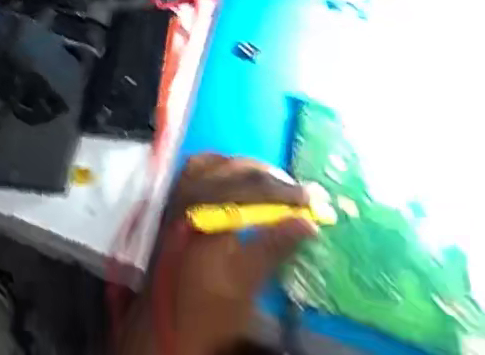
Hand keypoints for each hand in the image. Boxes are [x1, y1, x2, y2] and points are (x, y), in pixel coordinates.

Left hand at [119, 154, 317, 354]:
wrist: (166, 323)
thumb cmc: (207, 306)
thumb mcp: (245, 280)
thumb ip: (273, 246)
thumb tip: (308, 223)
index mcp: (208, 207)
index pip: (255, 187)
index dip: (289, 192)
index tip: (318, 200)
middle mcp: (191, 189)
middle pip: (238, 170)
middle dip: (274, 179)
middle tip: (304, 193)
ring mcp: (178, 189)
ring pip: (218, 162)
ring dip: (250, 169)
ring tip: (277, 183)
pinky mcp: (173, 195)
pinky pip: (199, 165)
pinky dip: (222, 165)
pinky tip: (237, 176)